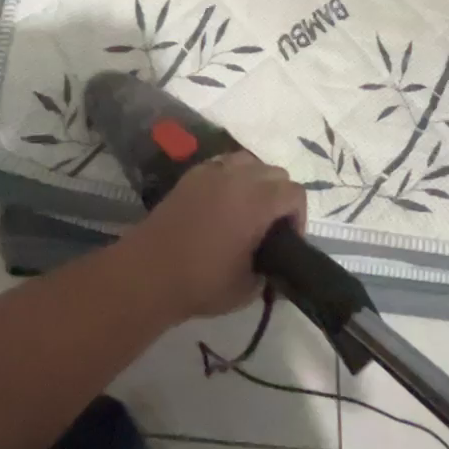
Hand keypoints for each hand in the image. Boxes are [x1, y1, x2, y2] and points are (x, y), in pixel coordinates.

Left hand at [116, 152, 306, 321]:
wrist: (150, 271)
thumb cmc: (202, 281)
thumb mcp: (248, 288)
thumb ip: (270, 271)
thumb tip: (272, 265)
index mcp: (257, 201)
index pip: (294, 193)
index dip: (298, 217)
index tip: (287, 241)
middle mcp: (237, 177)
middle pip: (275, 172)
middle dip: (280, 196)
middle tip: (270, 227)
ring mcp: (211, 171)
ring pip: (249, 161)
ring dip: (256, 181)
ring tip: (248, 210)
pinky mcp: (191, 175)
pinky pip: (222, 164)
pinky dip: (231, 177)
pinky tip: (223, 203)